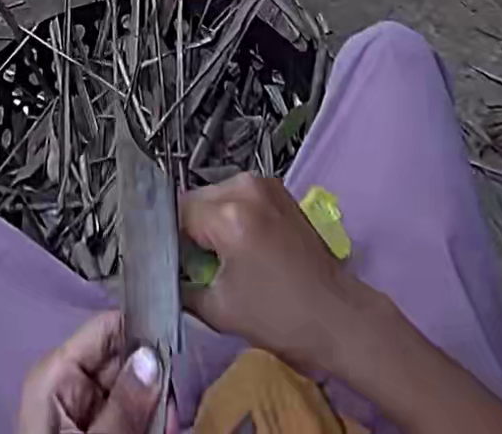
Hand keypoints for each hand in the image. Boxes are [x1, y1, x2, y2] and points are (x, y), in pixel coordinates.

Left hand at [16, 310, 165, 433]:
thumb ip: (124, 406)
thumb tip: (152, 356)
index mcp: (57, 372)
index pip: (105, 328)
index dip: (141, 335)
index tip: (173, 357)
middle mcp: (69, 381)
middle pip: (125, 360)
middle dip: (154, 384)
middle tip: (172, 414)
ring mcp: (83, 407)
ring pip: (134, 390)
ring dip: (155, 411)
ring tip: (166, 427)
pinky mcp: (97, 429)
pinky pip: (130, 414)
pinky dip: (148, 425)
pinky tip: (159, 432)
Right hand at [179, 174, 354, 372]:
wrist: (339, 317)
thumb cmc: (280, 318)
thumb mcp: (219, 309)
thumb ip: (182, 286)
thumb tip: (163, 274)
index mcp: (228, 216)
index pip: (177, 214)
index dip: (171, 239)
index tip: (173, 261)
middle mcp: (243, 188)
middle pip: (195, 199)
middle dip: (191, 227)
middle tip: (196, 261)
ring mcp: (263, 184)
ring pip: (215, 194)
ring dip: (210, 218)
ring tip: (221, 252)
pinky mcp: (277, 189)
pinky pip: (237, 194)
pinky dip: (232, 213)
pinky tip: (241, 241)